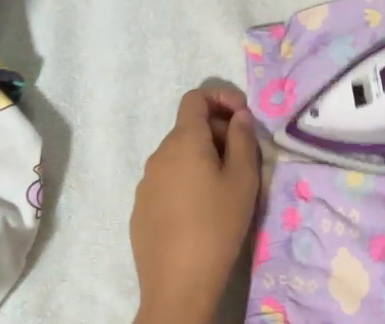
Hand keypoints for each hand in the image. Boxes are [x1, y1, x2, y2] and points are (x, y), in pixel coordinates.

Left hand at [131, 87, 259, 323]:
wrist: (178, 286)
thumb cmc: (217, 225)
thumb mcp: (243, 178)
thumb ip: (243, 138)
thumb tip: (239, 116)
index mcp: (184, 141)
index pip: (195, 98)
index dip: (221, 98)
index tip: (242, 118)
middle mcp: (159, 155)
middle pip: (189, 127)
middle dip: (217, 132)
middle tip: (242, 158)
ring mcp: (145, 184)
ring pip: (178, 156)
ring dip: (202, 158)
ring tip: (224, 187)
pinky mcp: (140, 210)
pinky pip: (167, 181)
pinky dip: (186, 181)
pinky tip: (201, 211)